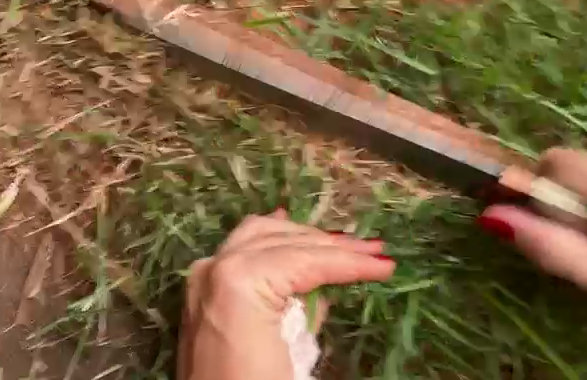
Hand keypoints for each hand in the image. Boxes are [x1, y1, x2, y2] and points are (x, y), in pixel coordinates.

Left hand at [181, 211, 394, 379]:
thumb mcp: (297, 358)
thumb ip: (312, 311)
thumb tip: (324, 290)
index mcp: (239, 281)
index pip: (304, 258)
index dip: (348, 260)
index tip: (385, 263)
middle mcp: (215, 268)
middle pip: (282, 240)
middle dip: (330, 245)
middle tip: (373, 252)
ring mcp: (203, 278)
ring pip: (259, 236)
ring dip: (302, 239)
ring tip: (343, 246)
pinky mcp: (201, 293)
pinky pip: (238, 249)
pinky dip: (269, 240)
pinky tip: (288, 229)